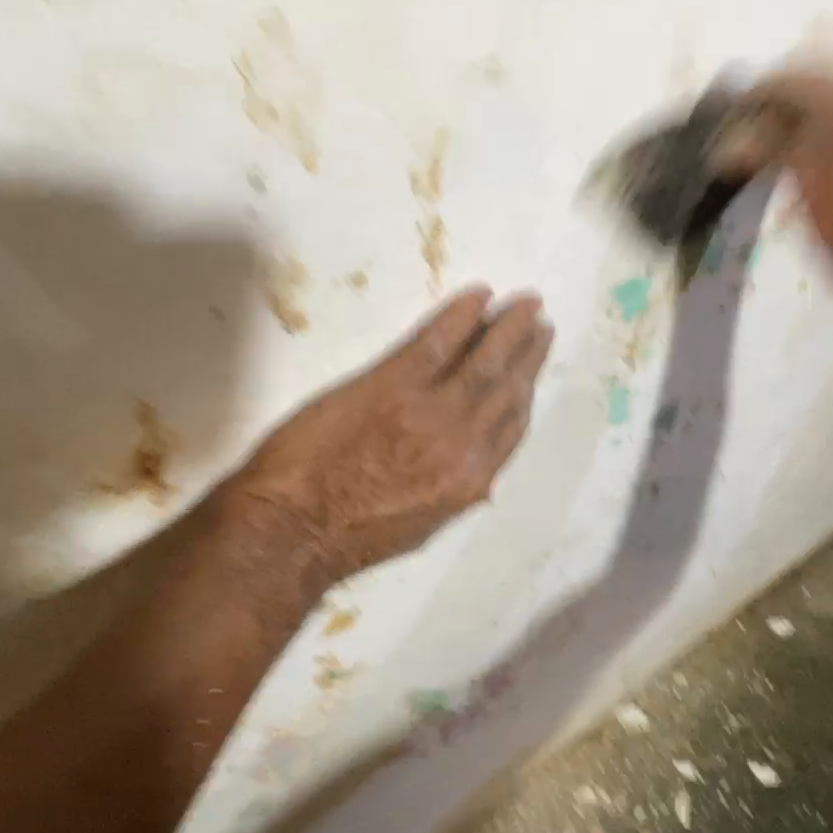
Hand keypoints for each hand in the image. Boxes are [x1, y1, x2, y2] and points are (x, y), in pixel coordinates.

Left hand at [221, 287, 552, 583]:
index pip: (512, 424)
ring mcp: (431, 410)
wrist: (292, 529)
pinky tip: (478, 295)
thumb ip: (451, 489)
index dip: (525, 388)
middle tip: (541, 321)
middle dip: (528, 351)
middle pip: (507, 387)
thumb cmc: (347, 537)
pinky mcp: (393, 384)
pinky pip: (437, 341)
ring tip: (524, 304)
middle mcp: (465, 443)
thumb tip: (470, 467)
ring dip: (507, 327)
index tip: (531, 367)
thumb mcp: (420, 525)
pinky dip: (460, 315)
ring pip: (483, 360)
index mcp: (471, 481)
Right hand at [747, 74, 832, 311]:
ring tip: (763, 148)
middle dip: (776, 111)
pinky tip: (798, 151)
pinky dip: (824, 127)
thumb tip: (728, 141)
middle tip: (740, 138)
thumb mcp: (806, 184)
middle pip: (815, 86)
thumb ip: (768, 149)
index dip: (755, 102)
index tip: (726, 122)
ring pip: (832, 100)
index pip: (793, 83)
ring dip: (798, 120)